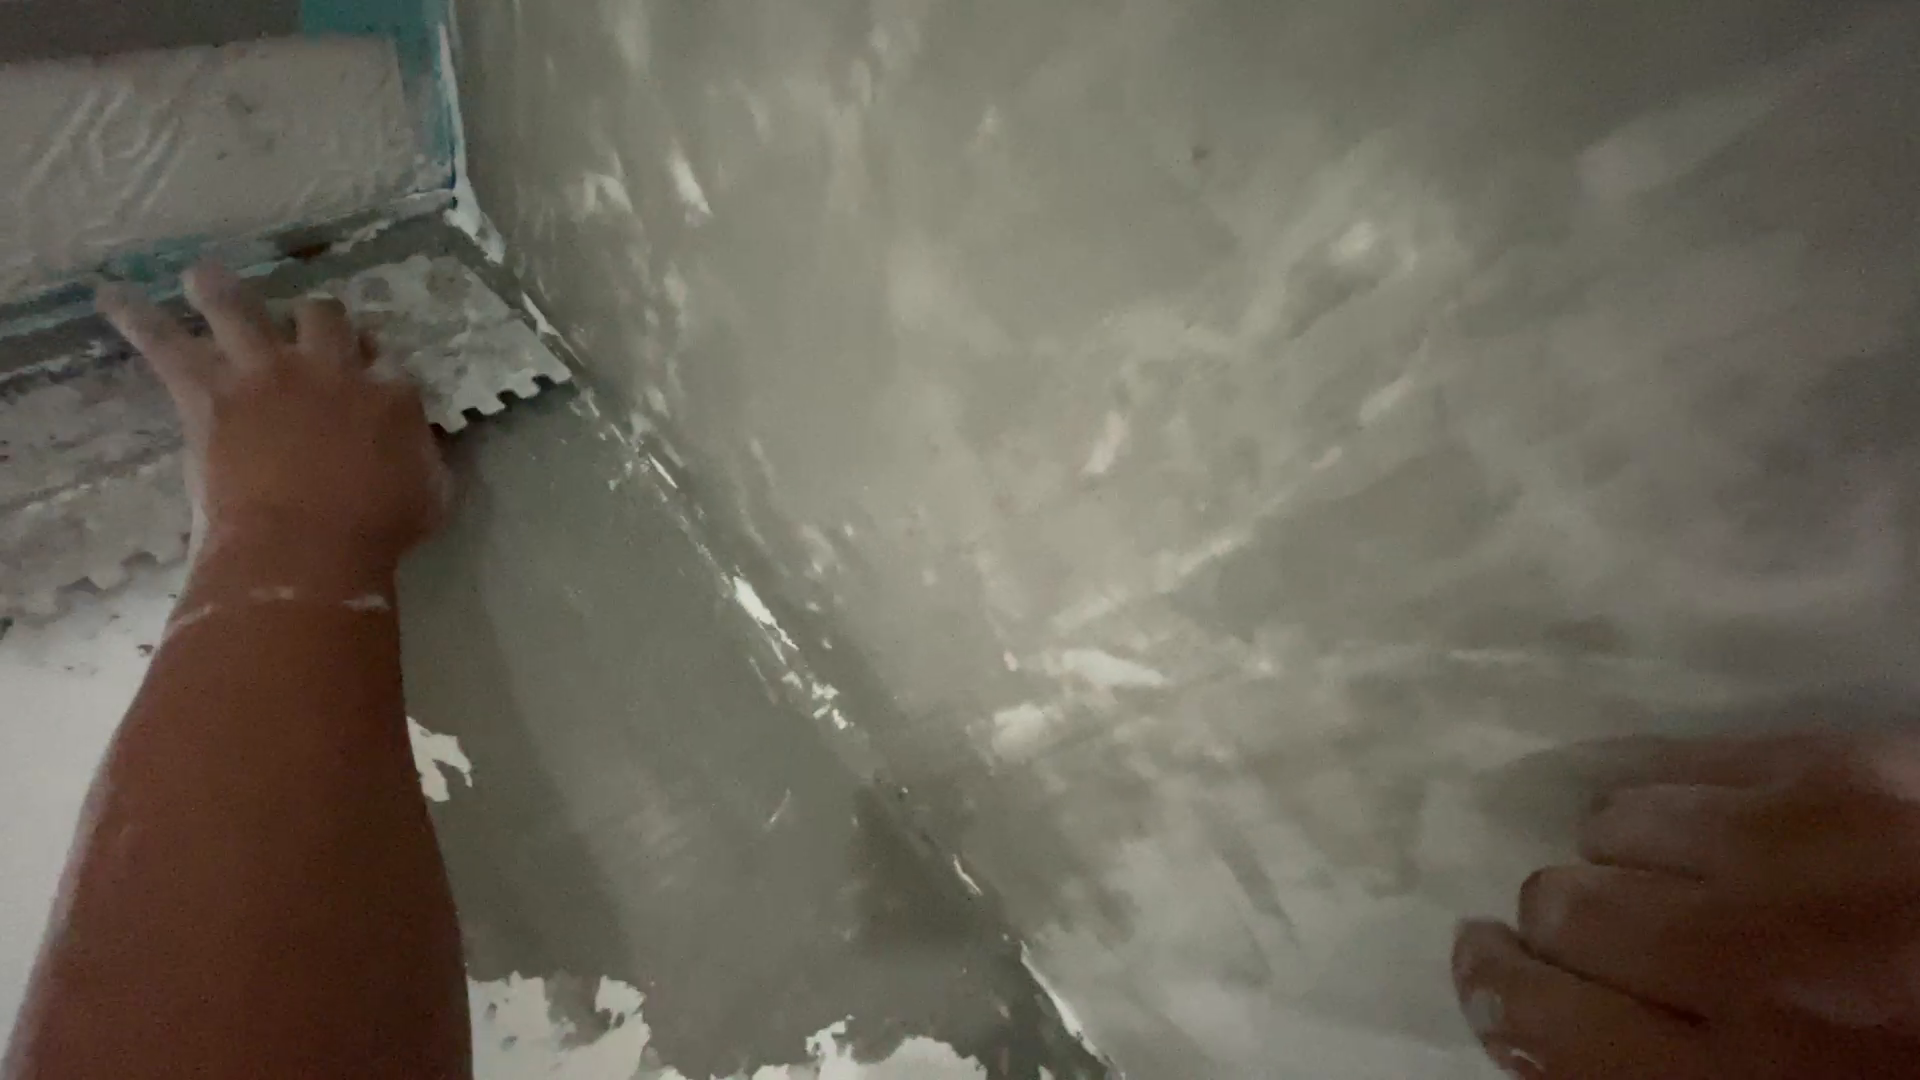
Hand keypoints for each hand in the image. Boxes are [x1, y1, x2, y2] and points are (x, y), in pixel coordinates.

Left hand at [97, 261, 448, 571]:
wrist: (309, 545)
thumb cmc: (382, 528)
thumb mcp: (434, 491)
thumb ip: (428, 455)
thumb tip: (422, 441)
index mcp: (393, 398)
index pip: (390, 361)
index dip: (380, 360)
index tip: (374, 366)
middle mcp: (333, 370)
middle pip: (325, 318)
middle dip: (319, 316)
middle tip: (308, 321)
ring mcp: (269, 373)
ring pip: (239, 307)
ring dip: (221, 288)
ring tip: (205, 275)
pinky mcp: (210, 389)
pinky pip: (162, 341)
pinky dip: (134, 317)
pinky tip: (112, 295)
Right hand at [1455, 731, 1919, 1077]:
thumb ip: (1663, 1075)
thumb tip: (1560, 1028)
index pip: (1534, 1019)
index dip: (1495, 988)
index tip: (1496, 964)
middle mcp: (1761, 976)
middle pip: (1560, 906)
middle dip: (1574, 927)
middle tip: (1622, 941)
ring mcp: (1811, 860)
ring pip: (1611, 826)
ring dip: (1640, 861)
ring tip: (1705, 884)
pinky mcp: (1859, 774)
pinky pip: (1687, 766)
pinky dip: (1687, 801)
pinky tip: (1732, 830)